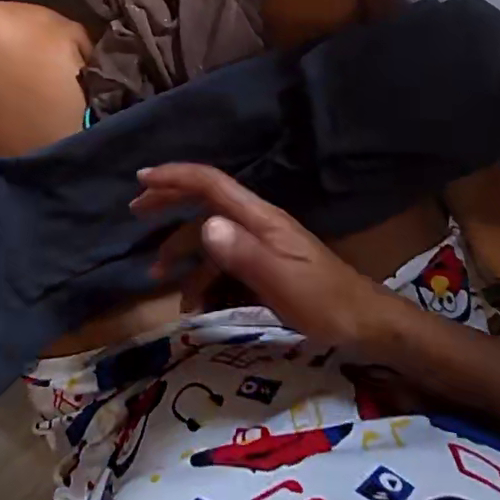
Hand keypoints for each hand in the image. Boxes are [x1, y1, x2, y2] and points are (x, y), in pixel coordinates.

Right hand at [129, 164, 410, 345]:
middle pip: (208, 200)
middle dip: (171, 201)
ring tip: (155, 274)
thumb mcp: (281, 280)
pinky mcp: (265, 266)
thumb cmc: (324, 300)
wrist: (362, 322)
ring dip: (182, 250)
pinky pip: (225, 262)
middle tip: (136, 209)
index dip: (176, 176)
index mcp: (261, 218)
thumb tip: (203, 225)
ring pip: (212, 235)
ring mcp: (263, 244)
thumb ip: (243, 253)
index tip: (142, 178)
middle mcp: (259, 224)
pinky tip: (192, 303)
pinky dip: (203, 278)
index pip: (213, 184)